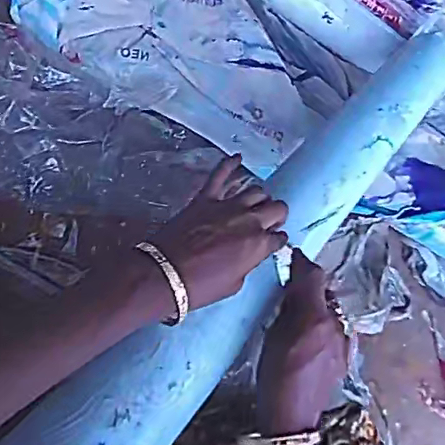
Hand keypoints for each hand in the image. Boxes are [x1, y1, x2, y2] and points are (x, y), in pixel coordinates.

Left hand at [150, 154, 288, 310]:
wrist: (165, 275)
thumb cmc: (200, 287)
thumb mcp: (235, 283)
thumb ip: (247, 263)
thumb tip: (248, 254)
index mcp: (259, 245)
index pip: (279, 237)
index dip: (277, 240)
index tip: (273, 241)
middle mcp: (250, 221)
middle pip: (277, 208)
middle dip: (277, 215)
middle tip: (270, 221)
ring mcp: (227, 206)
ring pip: (256, 190)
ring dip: (260, 198)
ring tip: (255, 203)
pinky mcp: (206, 198)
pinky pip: (220, 175)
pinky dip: (229, 164)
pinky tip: (237, 157)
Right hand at [257, 255, 349, 433]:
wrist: (293, 417)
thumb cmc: (274, 376)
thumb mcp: (272, 335)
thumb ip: (287, 307)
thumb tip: (293, 287)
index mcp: (314, 316)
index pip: (313, 275)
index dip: (302, 262)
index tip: (293, 256)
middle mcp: (335, 324)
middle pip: (325, 292)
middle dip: (310, 287)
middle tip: (292, 289)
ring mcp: (344, 341)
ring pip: (332, 311)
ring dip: (319, 307)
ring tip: (302, 315)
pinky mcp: (347, 355)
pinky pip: (337, 330)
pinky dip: (326, 326)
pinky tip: (313, 336)